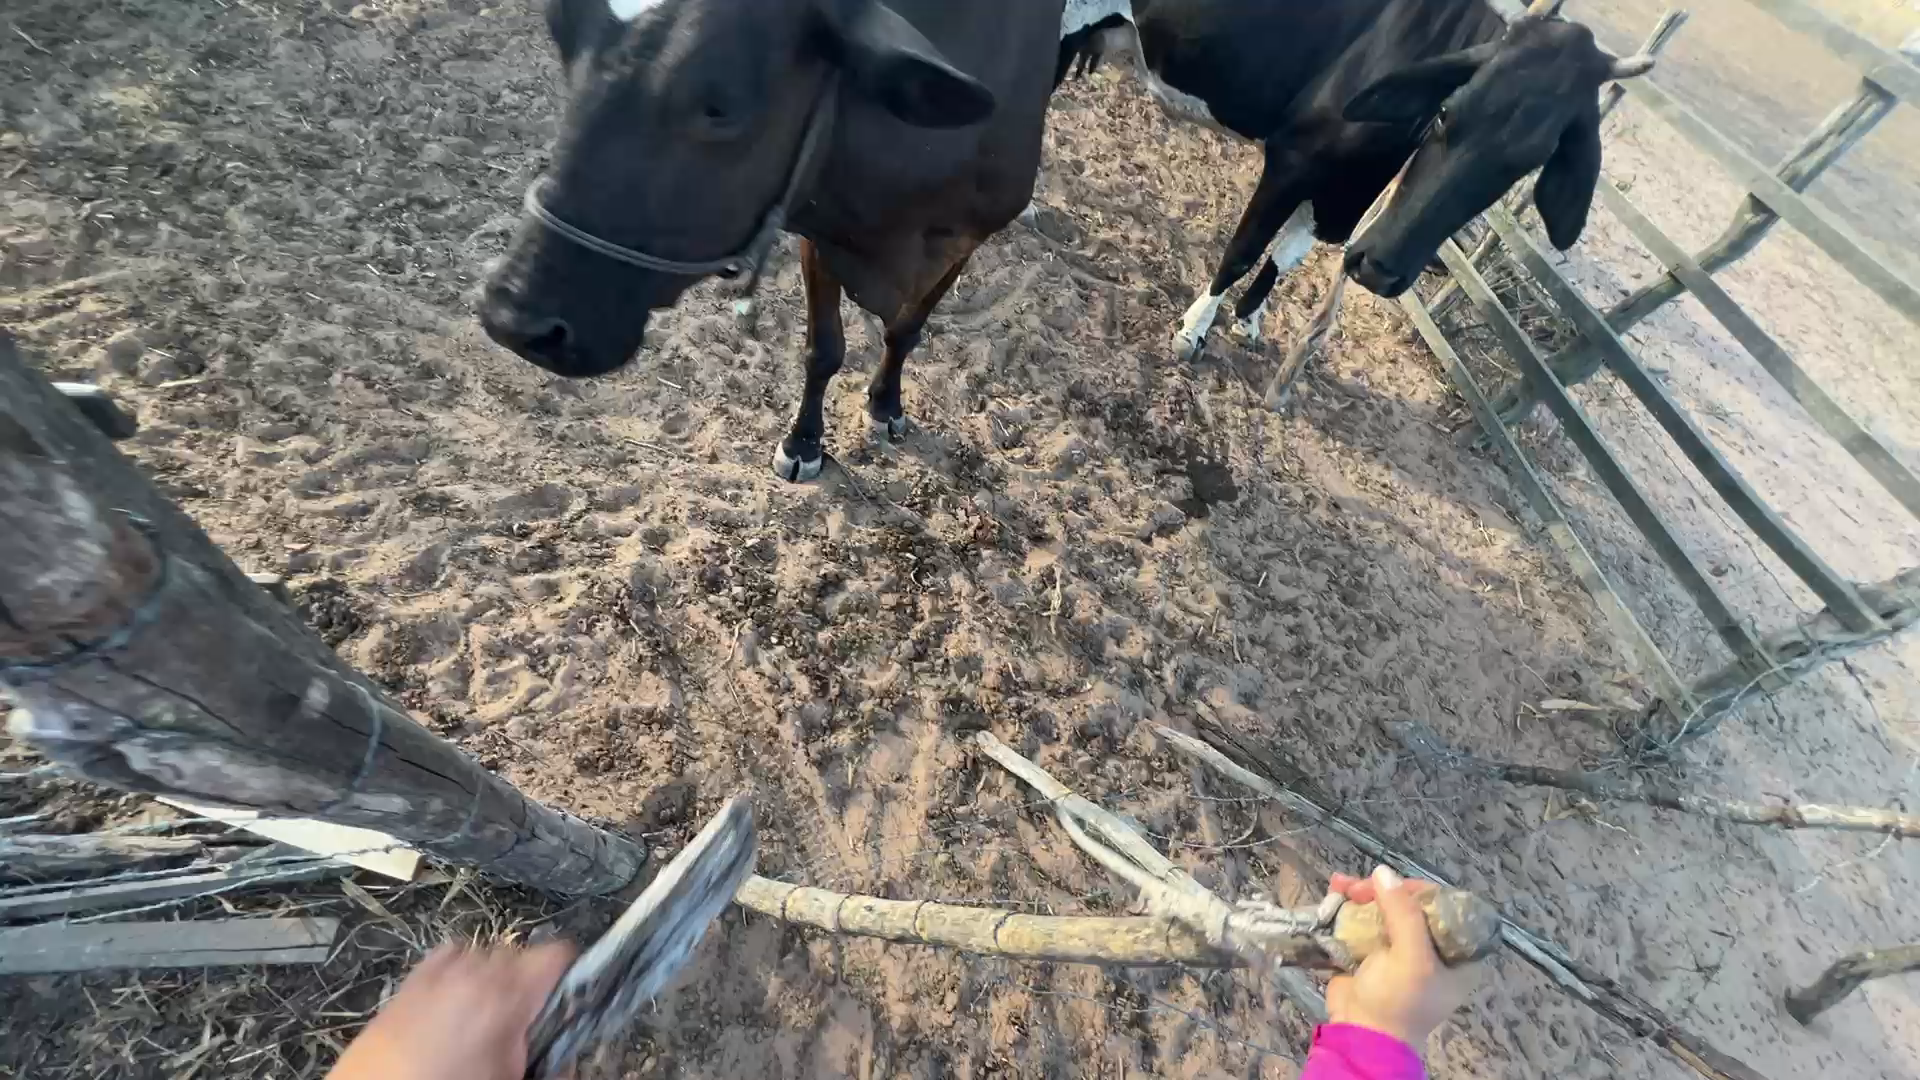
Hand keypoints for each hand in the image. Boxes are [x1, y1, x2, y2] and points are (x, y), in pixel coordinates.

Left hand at [327, 941, 575, 1079]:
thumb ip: (552, 1066)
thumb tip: (572, 1060)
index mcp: (512, 992)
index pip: (562, 952)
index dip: (569, 974)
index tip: (561, 1003)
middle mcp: (481, 969)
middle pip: (524, 954)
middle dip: (526, 984)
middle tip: (515, 1027)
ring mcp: (443, 972)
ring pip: (488, 955)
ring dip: (492, 979)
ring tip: (478, 1020)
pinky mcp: (410, 982)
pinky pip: (451, 954)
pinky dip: (458, 970)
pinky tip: (450, 1003)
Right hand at [1323, 865, 1476, 1047]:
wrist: (1361, 1032)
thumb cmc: (1398, 1001)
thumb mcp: (1411, 960)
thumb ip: (1403, 915)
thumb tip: (1383, 872)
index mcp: (1457, 956)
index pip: (1444, 907)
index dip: (1417, 891)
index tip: (1391, 888)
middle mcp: (1432, 948)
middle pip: (1409, 902)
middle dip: (1382, 890)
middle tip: (1358, 889)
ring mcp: (1399, 948)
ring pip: (1384, 905)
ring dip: (1361, 891)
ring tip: (1339, 885)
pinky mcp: (1372, 948)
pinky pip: (1364, 916)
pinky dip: (1350, 901)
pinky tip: (1335, 890)